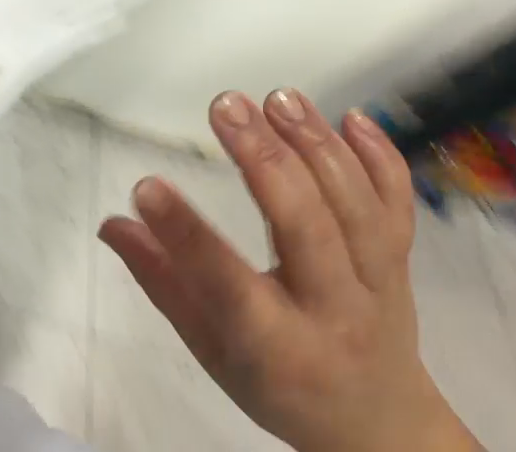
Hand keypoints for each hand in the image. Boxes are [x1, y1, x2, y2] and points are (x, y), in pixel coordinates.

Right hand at [99, 89, 479, 451]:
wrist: (379, 426)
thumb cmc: (281, 388)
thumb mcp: (211, 352)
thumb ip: (164, 284)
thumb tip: (112, 223)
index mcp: (278, 346)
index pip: (227, 285)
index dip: (187, 235)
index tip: (146, 185)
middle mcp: (335, 310)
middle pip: (307, 229)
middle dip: (265, 161)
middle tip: (226, 105)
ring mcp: (380, 283)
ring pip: (355, 208)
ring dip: (317, 146)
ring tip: (277, 97)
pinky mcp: (403, 262)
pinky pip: (399, 206)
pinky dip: (382, 159)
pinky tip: (352, 116)